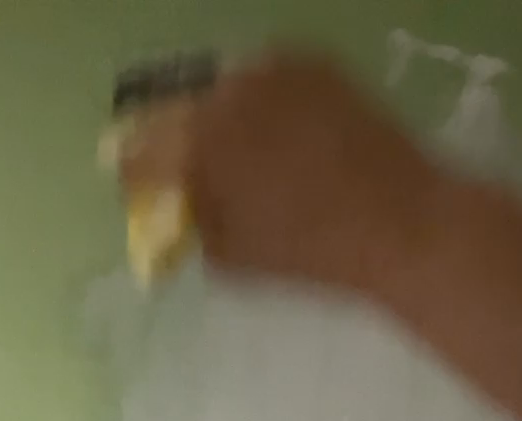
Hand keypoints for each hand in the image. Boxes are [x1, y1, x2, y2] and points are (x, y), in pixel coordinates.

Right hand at [122, 52, 445, 292]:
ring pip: (217, 89)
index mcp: (198, 142)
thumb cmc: (304, 250)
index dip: (127, 168)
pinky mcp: (313, 66)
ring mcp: (273, 71)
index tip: (124, 180)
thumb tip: (183, 201)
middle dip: (166, 138)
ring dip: (207, 118)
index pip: (139, 147)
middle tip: (168, 164)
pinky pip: (260, 79)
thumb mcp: (228, 253)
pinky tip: (260, 131)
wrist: (398, 219)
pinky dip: (249, 103)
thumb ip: (193, 220)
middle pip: (175, 109)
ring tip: (217, 147)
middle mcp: (228, 92)